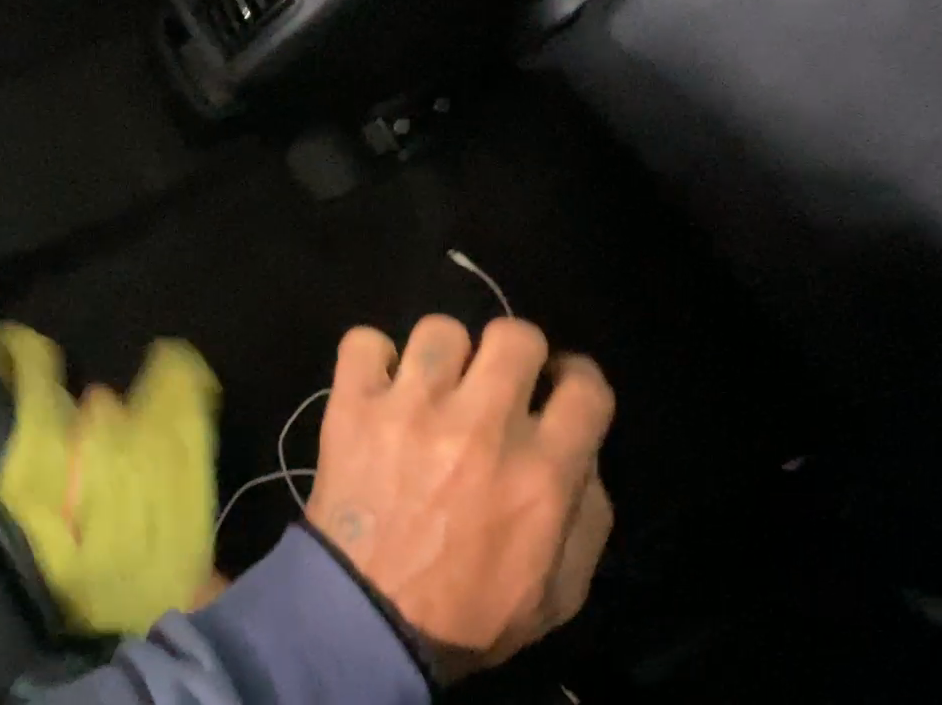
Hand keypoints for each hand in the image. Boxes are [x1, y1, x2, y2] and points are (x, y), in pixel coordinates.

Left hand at [305, 317, 614, 679]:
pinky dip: (372, 355)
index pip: (585, 386)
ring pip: (440, 329)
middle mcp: (482, 425)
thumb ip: (588, 512)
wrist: (370, 612)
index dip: (576, 378)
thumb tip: (579, 450)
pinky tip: (379, 383)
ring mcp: (411, 408)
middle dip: (515, 351)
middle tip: (495, 378)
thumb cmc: (473, 610)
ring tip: (431, 383)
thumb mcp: (563, 586)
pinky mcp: (353, 404)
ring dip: (442, 353)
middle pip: (515, 336)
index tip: (557, 384)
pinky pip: (364, 341)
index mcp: (544, 471)